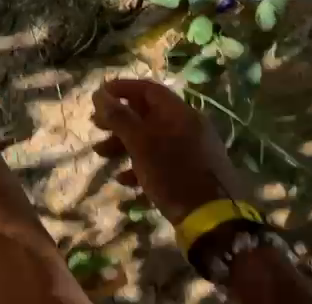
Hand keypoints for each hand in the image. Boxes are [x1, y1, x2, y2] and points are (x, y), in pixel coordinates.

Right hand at [91, 78, 246, 223]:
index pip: (147, 89)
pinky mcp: (193, 173)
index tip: (98, 96)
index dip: (120, 88)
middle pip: (147, 114)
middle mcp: (188, 127)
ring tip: (102, 154)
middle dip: (118, 120)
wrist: (215, 222)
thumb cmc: (173, 173)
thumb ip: (118, 116)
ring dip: (124, 143)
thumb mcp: (140, 142)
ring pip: (151, 138)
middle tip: (96, 125)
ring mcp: (193, 151)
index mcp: (179, 113)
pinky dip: (141, 164)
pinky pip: (162, 160)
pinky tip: (124, 179)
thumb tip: (99, 94)